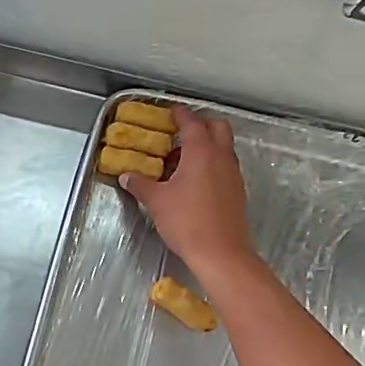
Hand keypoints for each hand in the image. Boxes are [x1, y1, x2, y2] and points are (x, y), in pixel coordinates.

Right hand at [119, 106, 253, 275]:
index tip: (172, 112)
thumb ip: (141, 184)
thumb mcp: (157, 202)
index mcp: (201, 152)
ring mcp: (233, 174)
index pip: (192, 123)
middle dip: (200, 124)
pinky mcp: (237, 191)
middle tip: (180, 133)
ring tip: (183, 160)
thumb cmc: (187, 222)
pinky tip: (196, 181)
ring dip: (207, 145)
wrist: (221, 253)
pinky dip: (212, 163)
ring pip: (224, 147)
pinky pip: (225, 166)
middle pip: (217, 127)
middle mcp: (221, 157)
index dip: (181, 115)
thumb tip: (127, 176)